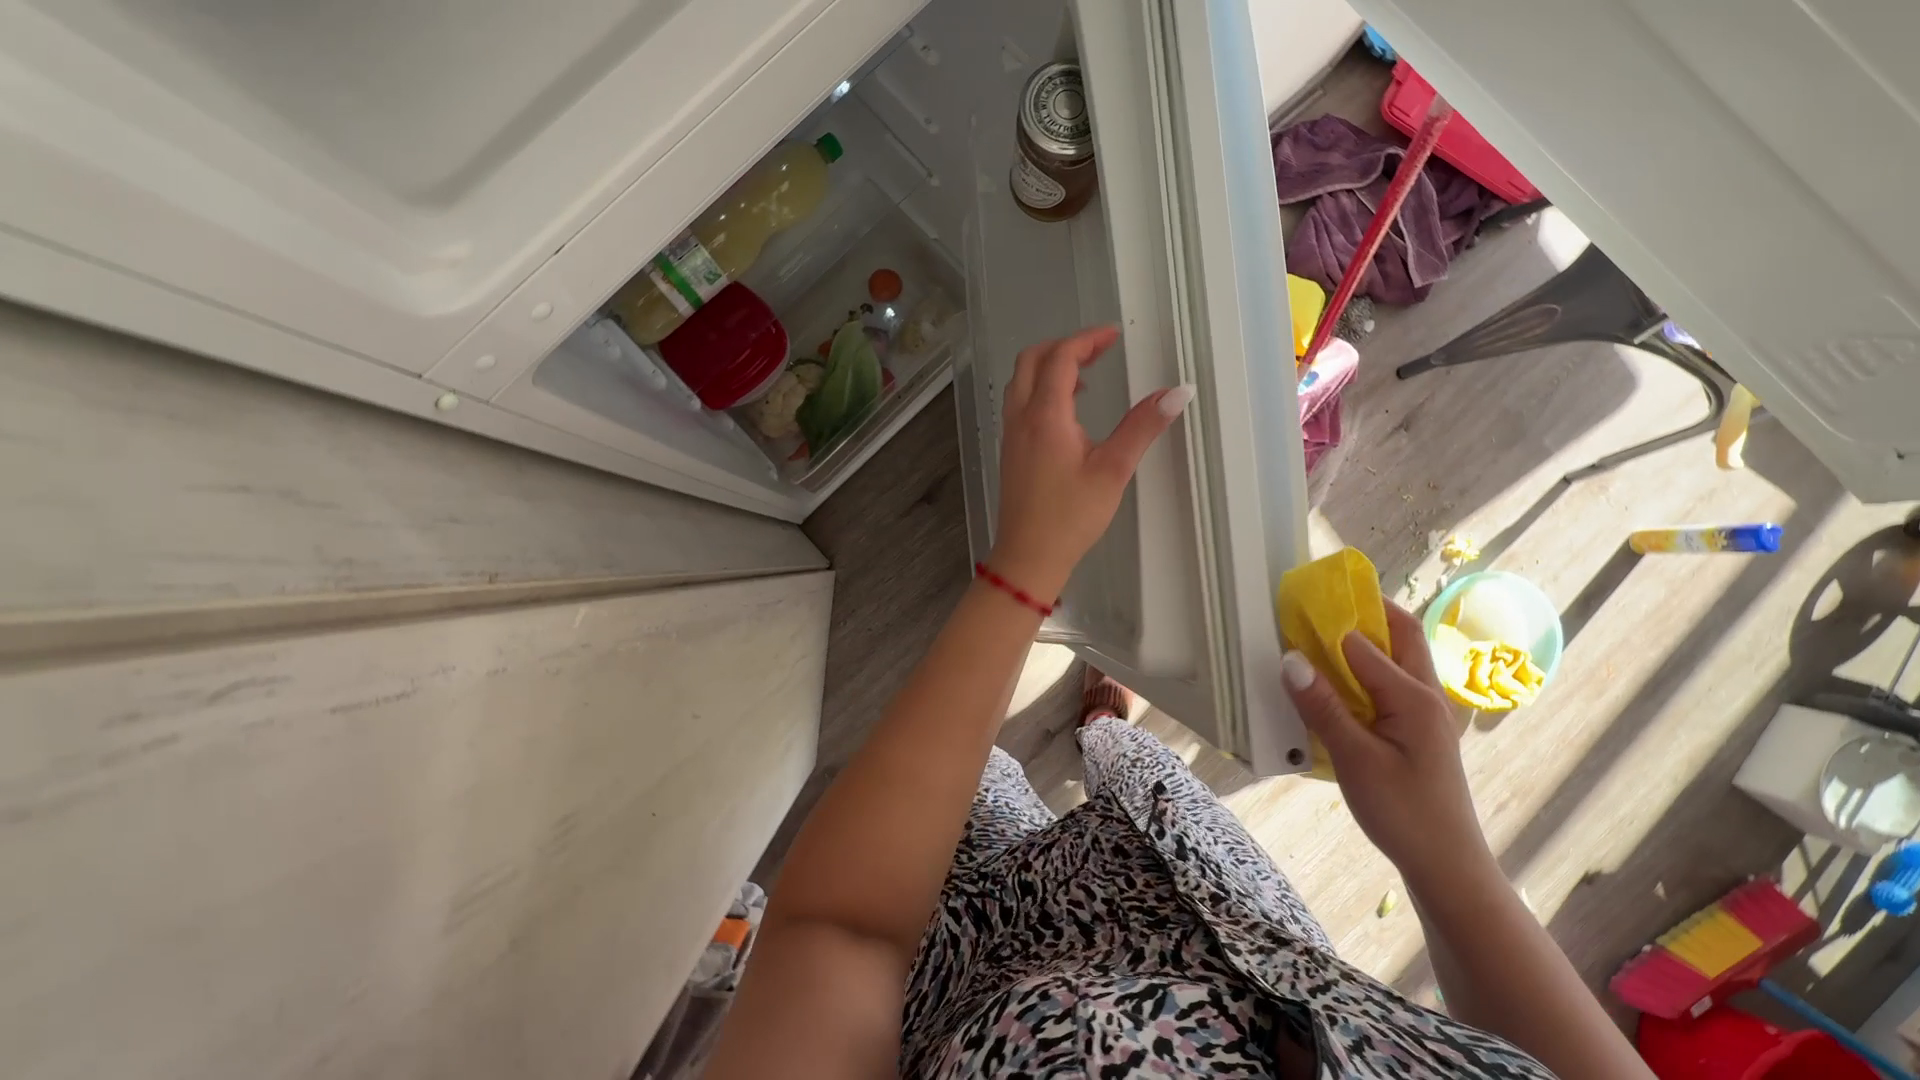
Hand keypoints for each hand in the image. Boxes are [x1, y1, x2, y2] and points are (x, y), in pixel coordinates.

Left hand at [989, 326, 1191, 599]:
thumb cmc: (1071, 516)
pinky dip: (1040, 389)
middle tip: (1100, 349)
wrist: (1028, 555)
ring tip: (1087, 375)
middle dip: (1065, 346)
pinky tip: (1068, 411)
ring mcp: (1011, 434)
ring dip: (1050, 367)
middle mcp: (1021, 418)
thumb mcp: (1113, 470)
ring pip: (1021, 381)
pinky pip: (1020, 402)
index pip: (1061, 358)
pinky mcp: (1011, 450)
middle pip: (1031, 360)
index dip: (1087, 340)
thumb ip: (1141, 427)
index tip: (1114, 336)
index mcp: (1045, 416)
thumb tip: (1176, 393)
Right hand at [1280, 602, 1494, 892]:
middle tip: (1326, 604)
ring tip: (1325, 638)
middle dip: (1367, 611)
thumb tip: (1291, 658)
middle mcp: (1426, 695)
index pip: (1365, 643)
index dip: (1331, 622)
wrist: (1446, 864)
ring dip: (1368, 641)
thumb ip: (1323, 706)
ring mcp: (1427, 713)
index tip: (1297, 606)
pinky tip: (1341, 687)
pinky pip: (1394, 685)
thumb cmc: (1403, 811)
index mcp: (1413, 696)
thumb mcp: (1355, 759)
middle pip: (1401, 635)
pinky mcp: (1420, 731)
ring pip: (1400, 659)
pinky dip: (1368, 672)